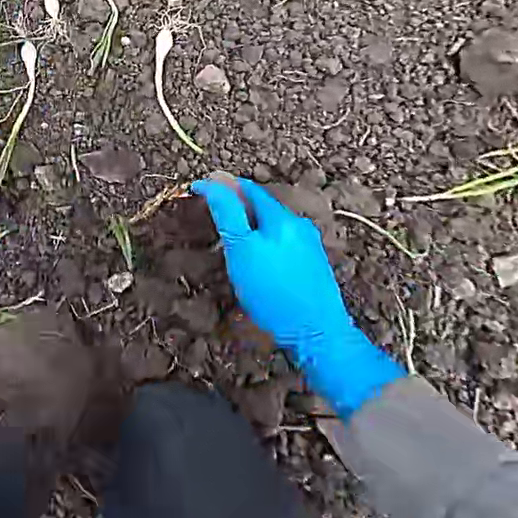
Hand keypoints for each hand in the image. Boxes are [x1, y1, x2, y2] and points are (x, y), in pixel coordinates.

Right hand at [192, 174, 403, 413]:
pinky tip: (254, 260)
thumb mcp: (240, 249)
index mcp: (281, 218)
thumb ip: (227, 213)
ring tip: (229, 240)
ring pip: (271, 226)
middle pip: (260, 206)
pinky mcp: (312, 265)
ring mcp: (308, 246)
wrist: (318, 335)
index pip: (247, 189)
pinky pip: (281, 243)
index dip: (220, 187)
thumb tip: (213, 182)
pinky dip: (262, 242)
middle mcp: (298, 226)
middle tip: (211, 214)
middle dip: (235, 207)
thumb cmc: (273, 292)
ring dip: (248, 226)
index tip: (199, 190)